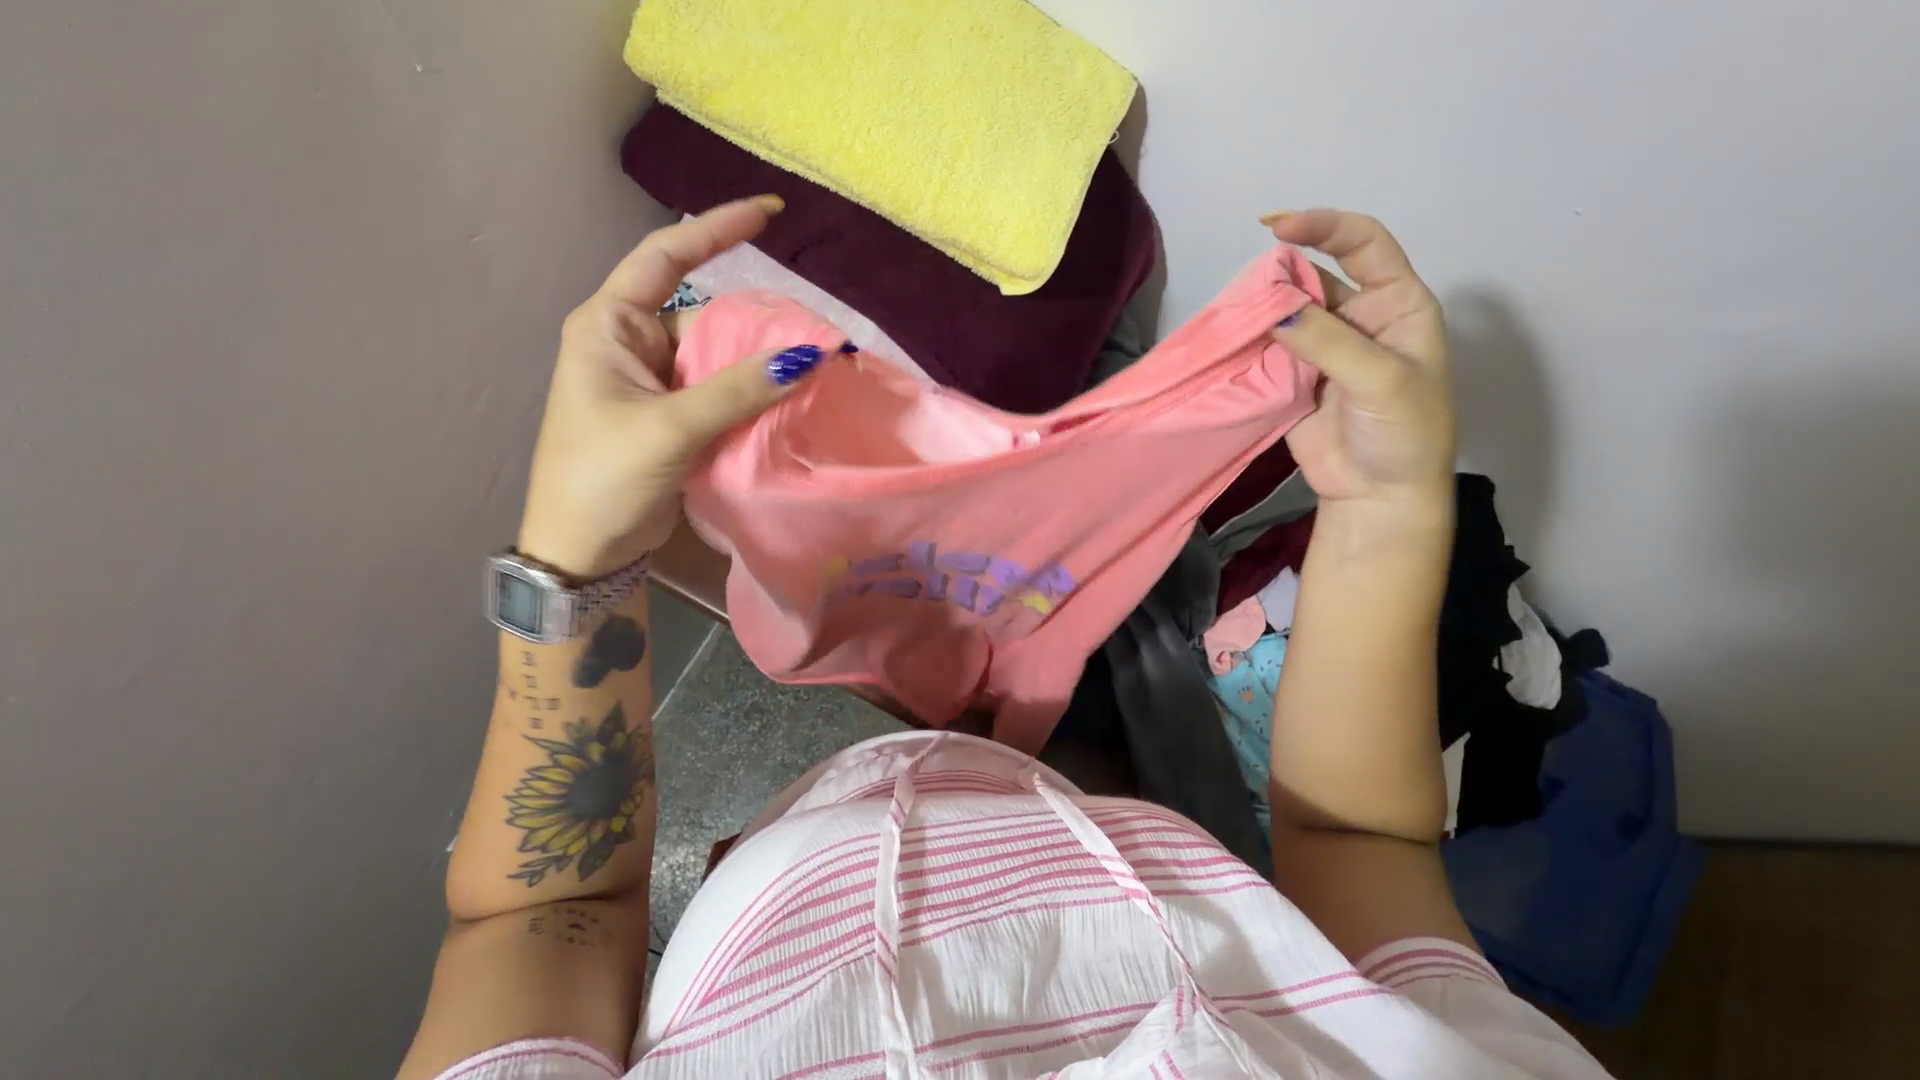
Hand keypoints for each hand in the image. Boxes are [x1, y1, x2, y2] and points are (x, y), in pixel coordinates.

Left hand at [517, 196, 835, 579]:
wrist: (581, 552)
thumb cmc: (602, 479)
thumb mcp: (669, 429)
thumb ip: (737, 390)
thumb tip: (807, 355)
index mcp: (609, 326)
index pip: (664, 256)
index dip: (716, 227)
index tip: (770, 212)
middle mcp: (632, 344)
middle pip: (705, 313)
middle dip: (756, 320)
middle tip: (813, 331)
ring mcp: (655, 383)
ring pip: (720, 356)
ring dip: (759, 364)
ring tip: (813, 367)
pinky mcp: (675, 417)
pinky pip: (723, 391)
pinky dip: (753, 394)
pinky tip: (790, 396)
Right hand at [1265, 209, 1455, 515]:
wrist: (1378, 497)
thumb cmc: (1404, 433)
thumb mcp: (1380, 380)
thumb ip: (1328, 341)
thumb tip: (1273, 308)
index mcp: (1398, 305)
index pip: (1366, 244)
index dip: (1326, 226)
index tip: (1280, 226)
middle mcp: (1361, 318)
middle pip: (1319, 275)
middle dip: (1285, 271)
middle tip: (1251, 284)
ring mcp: (1326, 349)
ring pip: (1289, 311)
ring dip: (1264, 308)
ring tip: (1236, 312)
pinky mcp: (1296, 377)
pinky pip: (1270, 347)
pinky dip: (1252, 340)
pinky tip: (1233, 338)